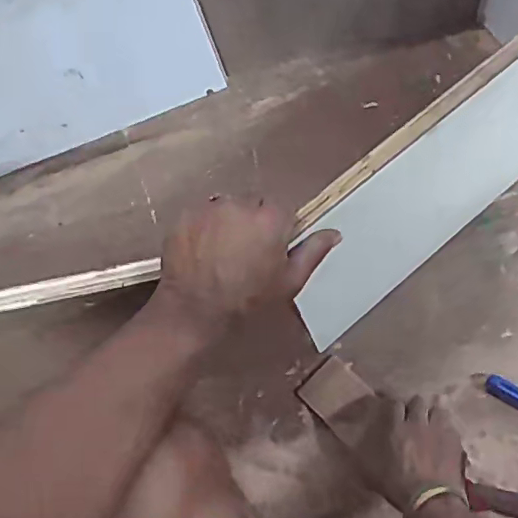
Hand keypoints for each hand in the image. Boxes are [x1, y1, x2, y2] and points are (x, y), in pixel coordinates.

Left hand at [149, 196, 339, 337]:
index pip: (282, 209)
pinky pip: (200, 216)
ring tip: (221, 254)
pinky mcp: (184, 217)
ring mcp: (208, 209)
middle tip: (246, 254)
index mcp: (270, 218)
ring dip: (227, 223)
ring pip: (226, 208)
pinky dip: (203, 229)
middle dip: (252, 223)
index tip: (271, 248)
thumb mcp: (287, 283)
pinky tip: (202, 254)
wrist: (194, 313)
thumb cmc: (245, 302)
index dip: (278, 229)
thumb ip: (311, 253)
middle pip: (253, 204)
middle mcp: (239, 205)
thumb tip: (333, 234)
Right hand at [367, 395, 467, 514]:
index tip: (393, 411)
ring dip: (432, 415)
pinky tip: (444, 438)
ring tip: (431, 424)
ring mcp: (438, 430)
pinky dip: (446, 429)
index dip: (393, 406)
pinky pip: (451, 426)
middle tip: (412, 418)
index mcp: (395, 428)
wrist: (432, 500)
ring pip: (437, 409)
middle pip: (417, 402)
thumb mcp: (372, 472)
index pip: (394, 404)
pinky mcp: (455, 440)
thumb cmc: (398, 487)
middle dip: (414, 407)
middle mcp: (417, 423)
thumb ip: (363, 455)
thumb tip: (350, 446)